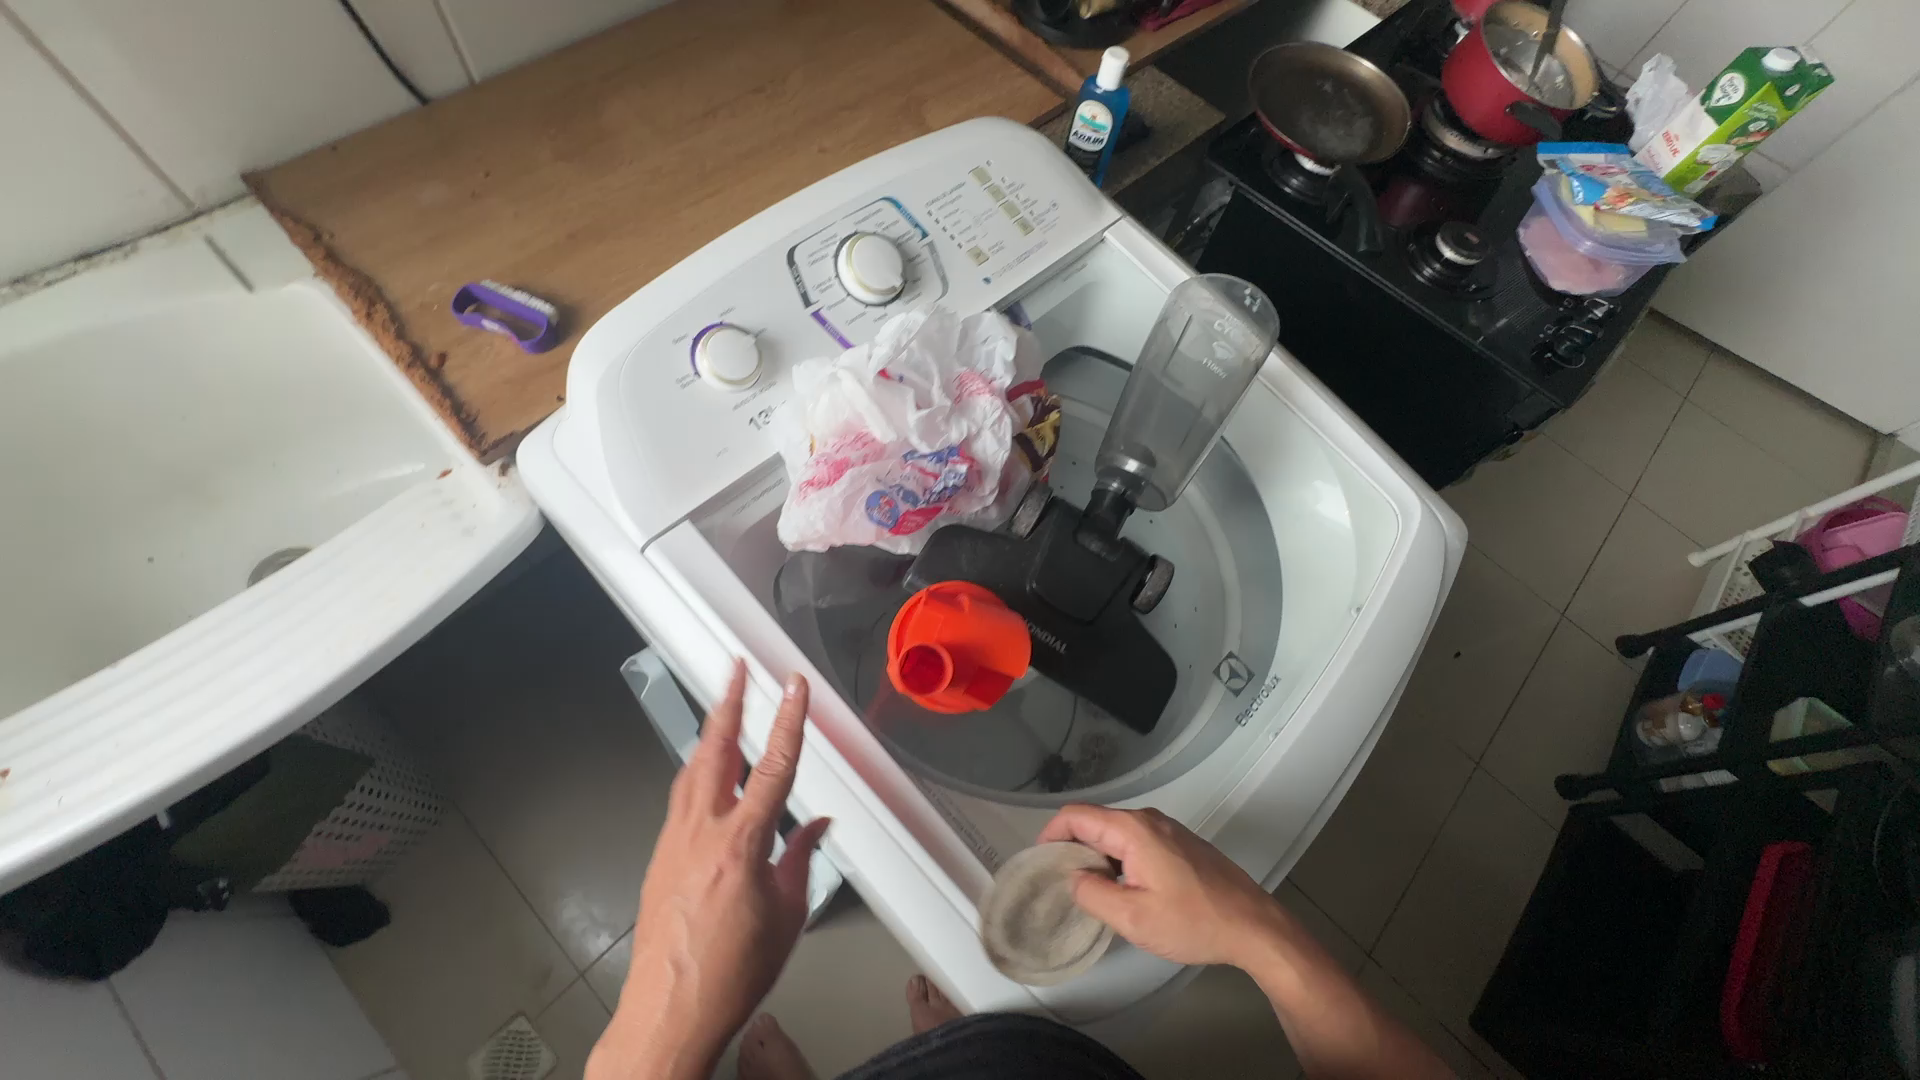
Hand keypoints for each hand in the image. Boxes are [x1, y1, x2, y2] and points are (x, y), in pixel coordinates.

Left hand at [588, 662, 828, 1079]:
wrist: (669, 1012)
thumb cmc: (732, 972)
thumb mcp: (787, 915)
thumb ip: (801, 858)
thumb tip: (815, 827)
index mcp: (742, 844)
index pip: (773, 767)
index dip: (788, 720)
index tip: (795, 688)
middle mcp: (702, 833)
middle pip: (716, 751)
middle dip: (729, 704)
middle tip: (736, 671)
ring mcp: (674, 842)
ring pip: (691, 770)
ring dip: (709, 733)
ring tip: (720, 707)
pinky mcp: (659, 856)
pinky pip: (679, 799)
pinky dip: (695, 772)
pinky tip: (703, 772)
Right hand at [1036, 804, 1281, 967]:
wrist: (1254, 926)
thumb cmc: (1193, 921)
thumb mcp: (1133, 918)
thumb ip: (1092, 893)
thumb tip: (1073, 876)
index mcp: (1132, 829)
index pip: (1076, 816)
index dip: (1051, 835)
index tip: (1040, 863)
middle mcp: (1147, 819)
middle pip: (1094, 821)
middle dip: (1072, 848)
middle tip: (1063, 883)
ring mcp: (1166, 828)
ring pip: (1115, 832)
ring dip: (1097, 855)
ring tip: (1091, 890)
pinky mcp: (1180, 842)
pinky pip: (1136, 840)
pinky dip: (1118, 858)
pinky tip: (1124, 888)